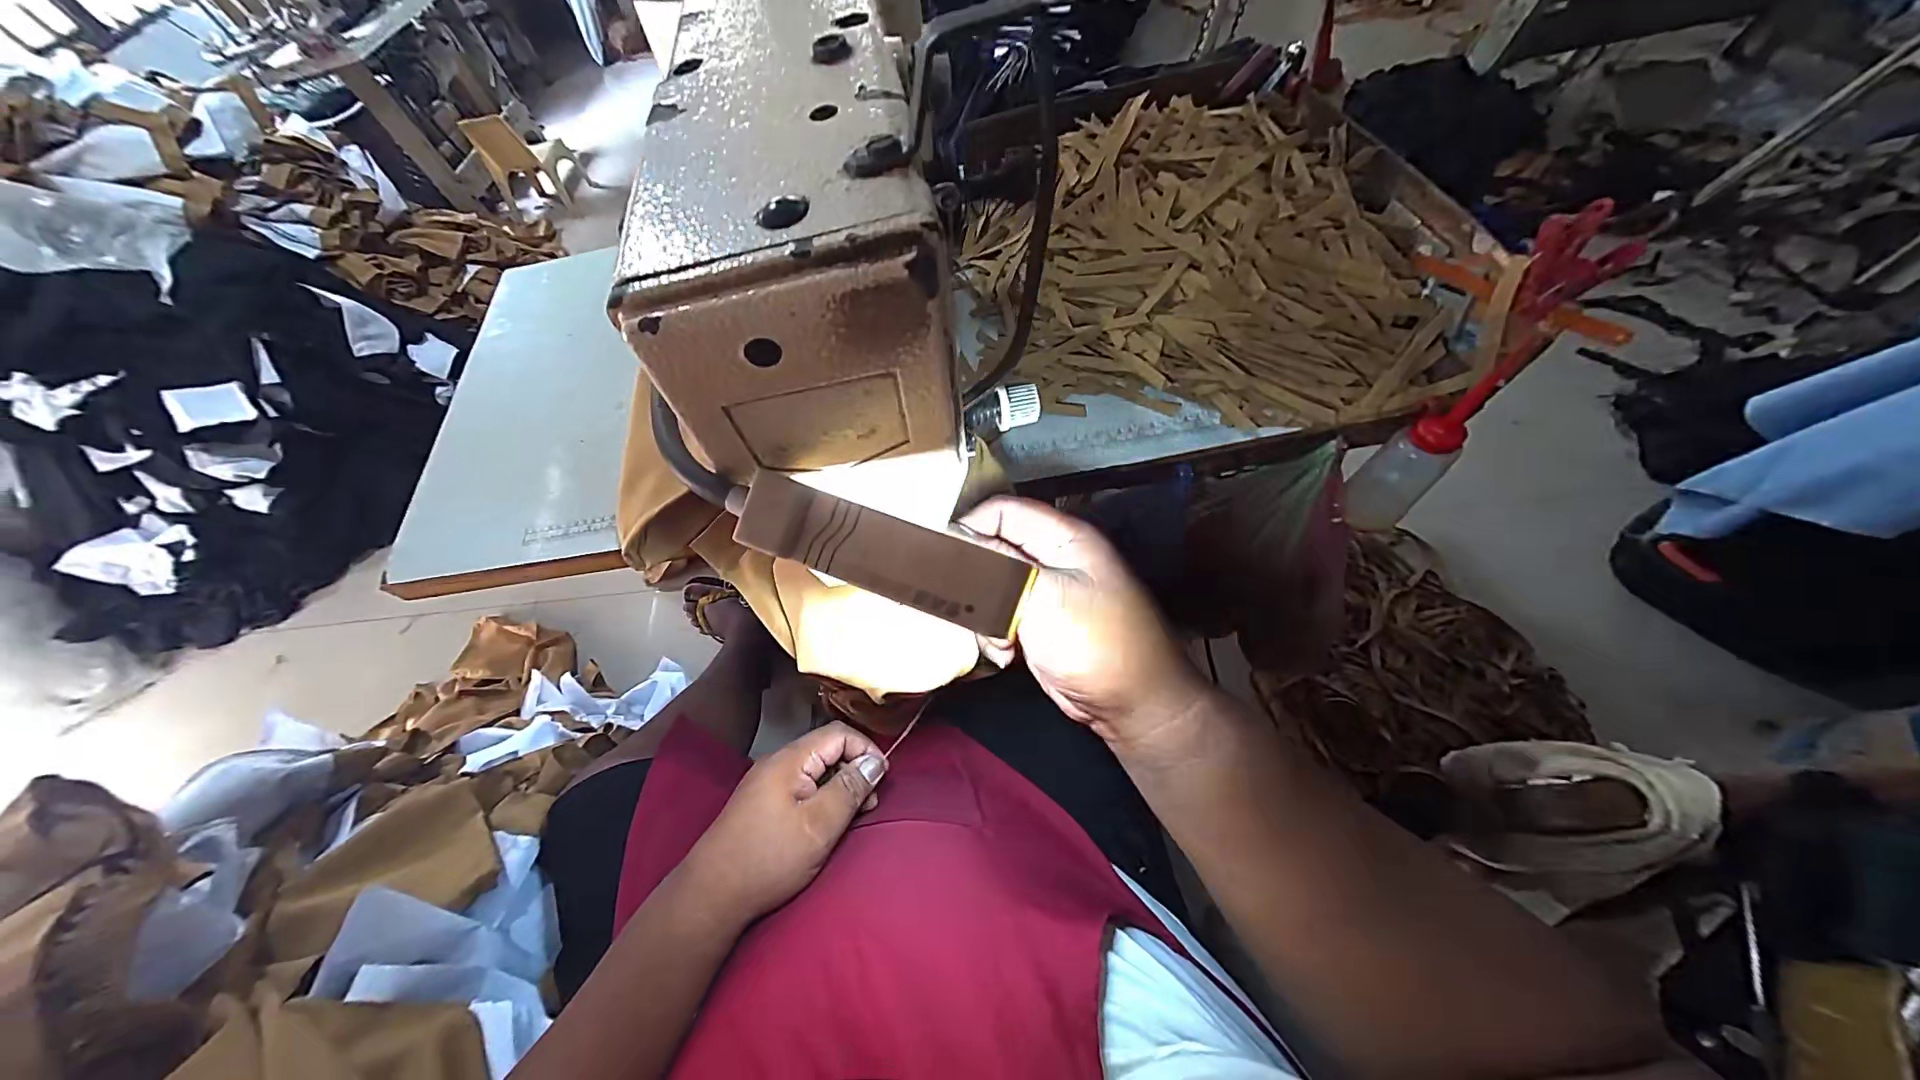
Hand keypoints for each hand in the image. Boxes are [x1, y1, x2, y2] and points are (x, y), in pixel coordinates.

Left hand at [677, 721, 887, 924]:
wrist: (710, 896)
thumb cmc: (768, 860)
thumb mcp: (819, 825)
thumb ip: (850, 788)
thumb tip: (876, 761)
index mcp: (789, 760)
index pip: (839, 733)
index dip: (866, 750)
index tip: (882, 780)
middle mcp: (776, 763)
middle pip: (827, 748)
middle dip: (854, 769)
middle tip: (869, 804)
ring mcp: (766, 782)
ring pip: (816, 768)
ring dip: (839, 786)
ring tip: (851, 817)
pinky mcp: (762, 802)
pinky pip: (802, 785)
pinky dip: (821, 797)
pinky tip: (825, 823)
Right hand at [958, 497, 1210, 749]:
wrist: (1133, 705)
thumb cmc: (1100, 646)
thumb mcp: (1044, 600)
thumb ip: (995, 567)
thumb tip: (950, 541)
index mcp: (1063, 539)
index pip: (1002, 513)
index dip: (969, 529)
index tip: (942, 560)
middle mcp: (1053, 559)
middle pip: (991, 551)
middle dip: (976, 584)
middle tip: (970, 610)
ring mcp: (1045, 593)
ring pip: (990, 589)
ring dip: (984, 617)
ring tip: (1000, 641)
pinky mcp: (1039, 624)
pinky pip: (1000, 617)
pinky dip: (995, 635)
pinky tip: (1006, 654)